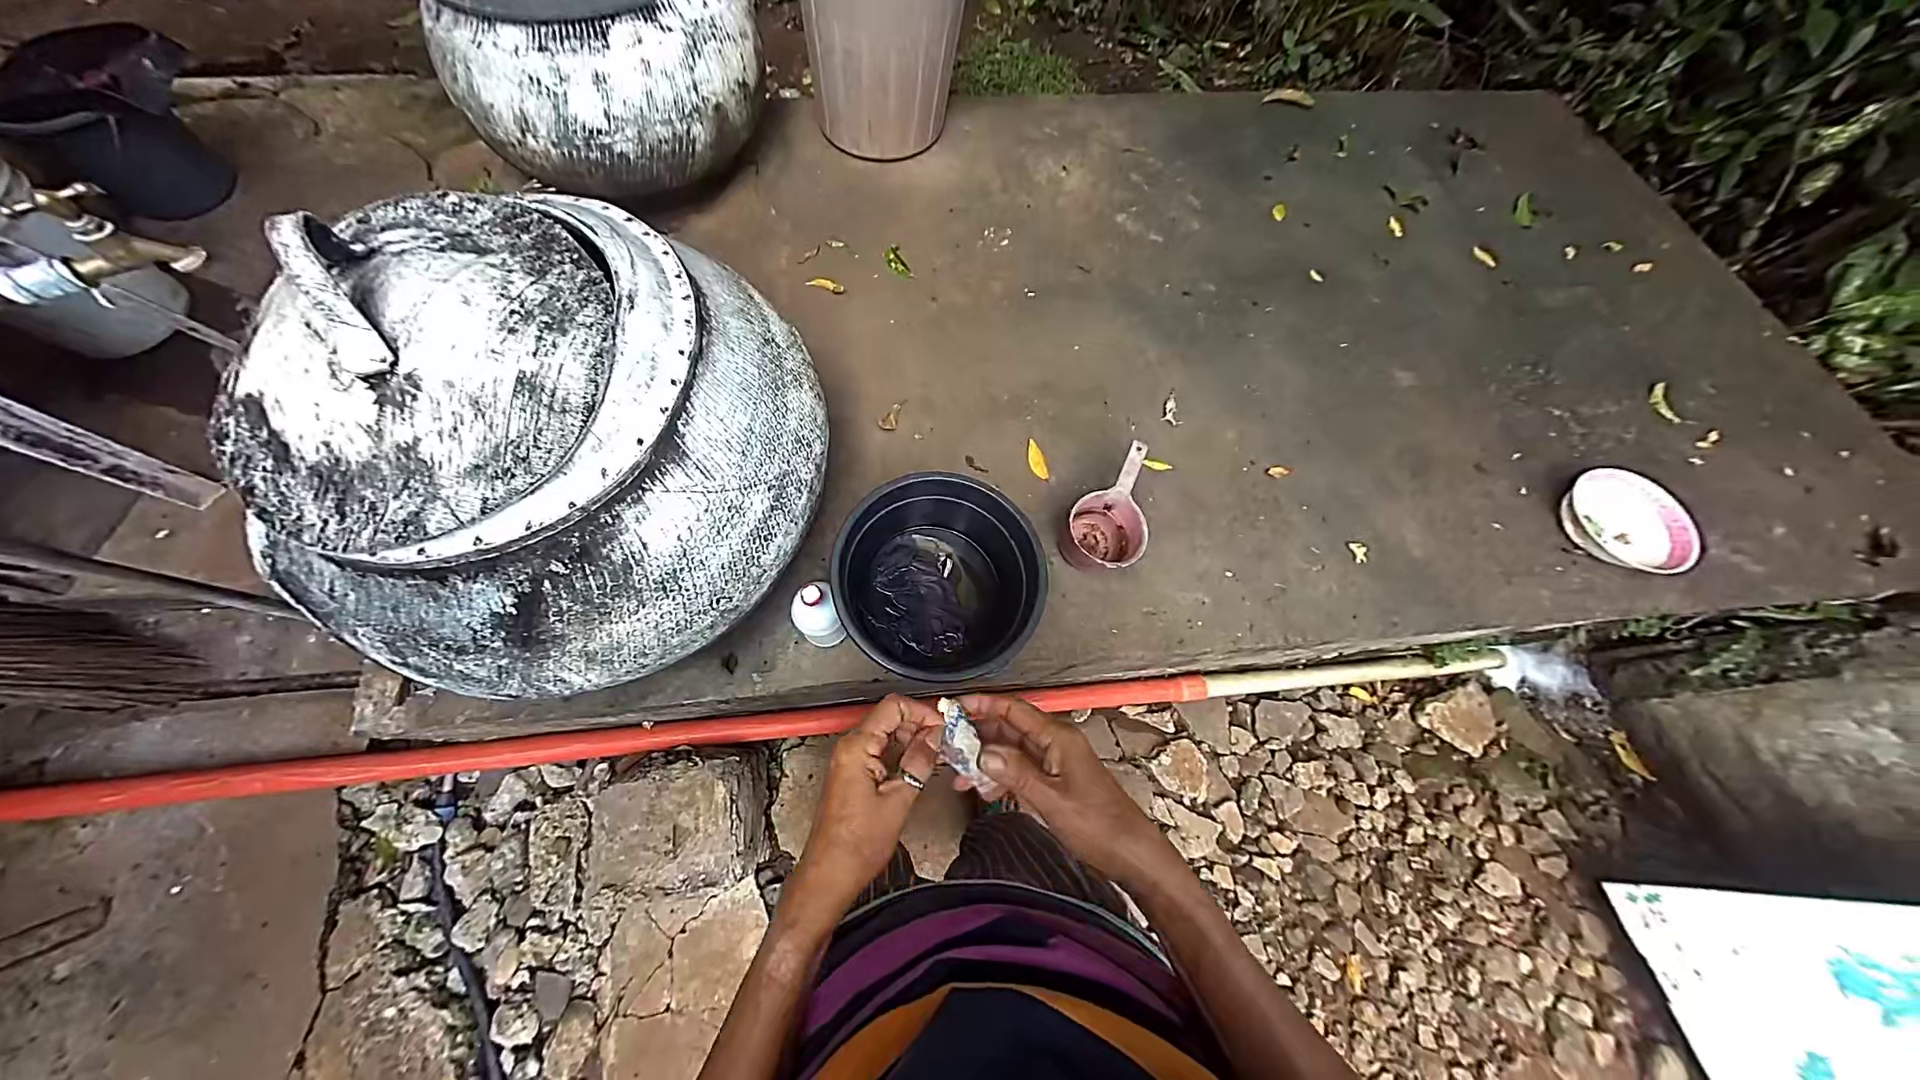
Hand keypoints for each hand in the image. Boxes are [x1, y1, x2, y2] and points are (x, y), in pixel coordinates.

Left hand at [787, 695, 941, 916]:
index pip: (893, 706)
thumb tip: (935, 736)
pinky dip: (901, 755)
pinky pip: (881, 751)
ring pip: (887, 734)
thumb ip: (919, 761)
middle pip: (890, 717)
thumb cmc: (855, 846)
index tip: (942, 726)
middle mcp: (850, 748)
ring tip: (936, 757)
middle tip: (944, 743)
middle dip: (920, 726)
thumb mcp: (899, 800)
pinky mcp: (853, 774)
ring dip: (913, 741)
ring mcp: (850, 760)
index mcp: (857, 747)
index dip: (922, 712)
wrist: (830, 875)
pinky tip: (919, 768)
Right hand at [957, 694, 1179, 889]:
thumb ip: (1016, 774)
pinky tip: (982, 787)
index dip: (982, 704)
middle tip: (949, 743)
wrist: (1131, 854)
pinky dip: (1000, 775)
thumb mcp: (1052, 800)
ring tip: (960, 771)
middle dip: (977, 734)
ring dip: (985, 758)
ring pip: (1011, 749)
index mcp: (1058, 737)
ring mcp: (1054, 761)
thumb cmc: (1101, 826)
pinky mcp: (1054, 780)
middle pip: (1009, 727)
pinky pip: (1019, 769)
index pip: (1013, 709)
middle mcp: (1055, 743)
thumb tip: (984, 753)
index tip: (955, 706)